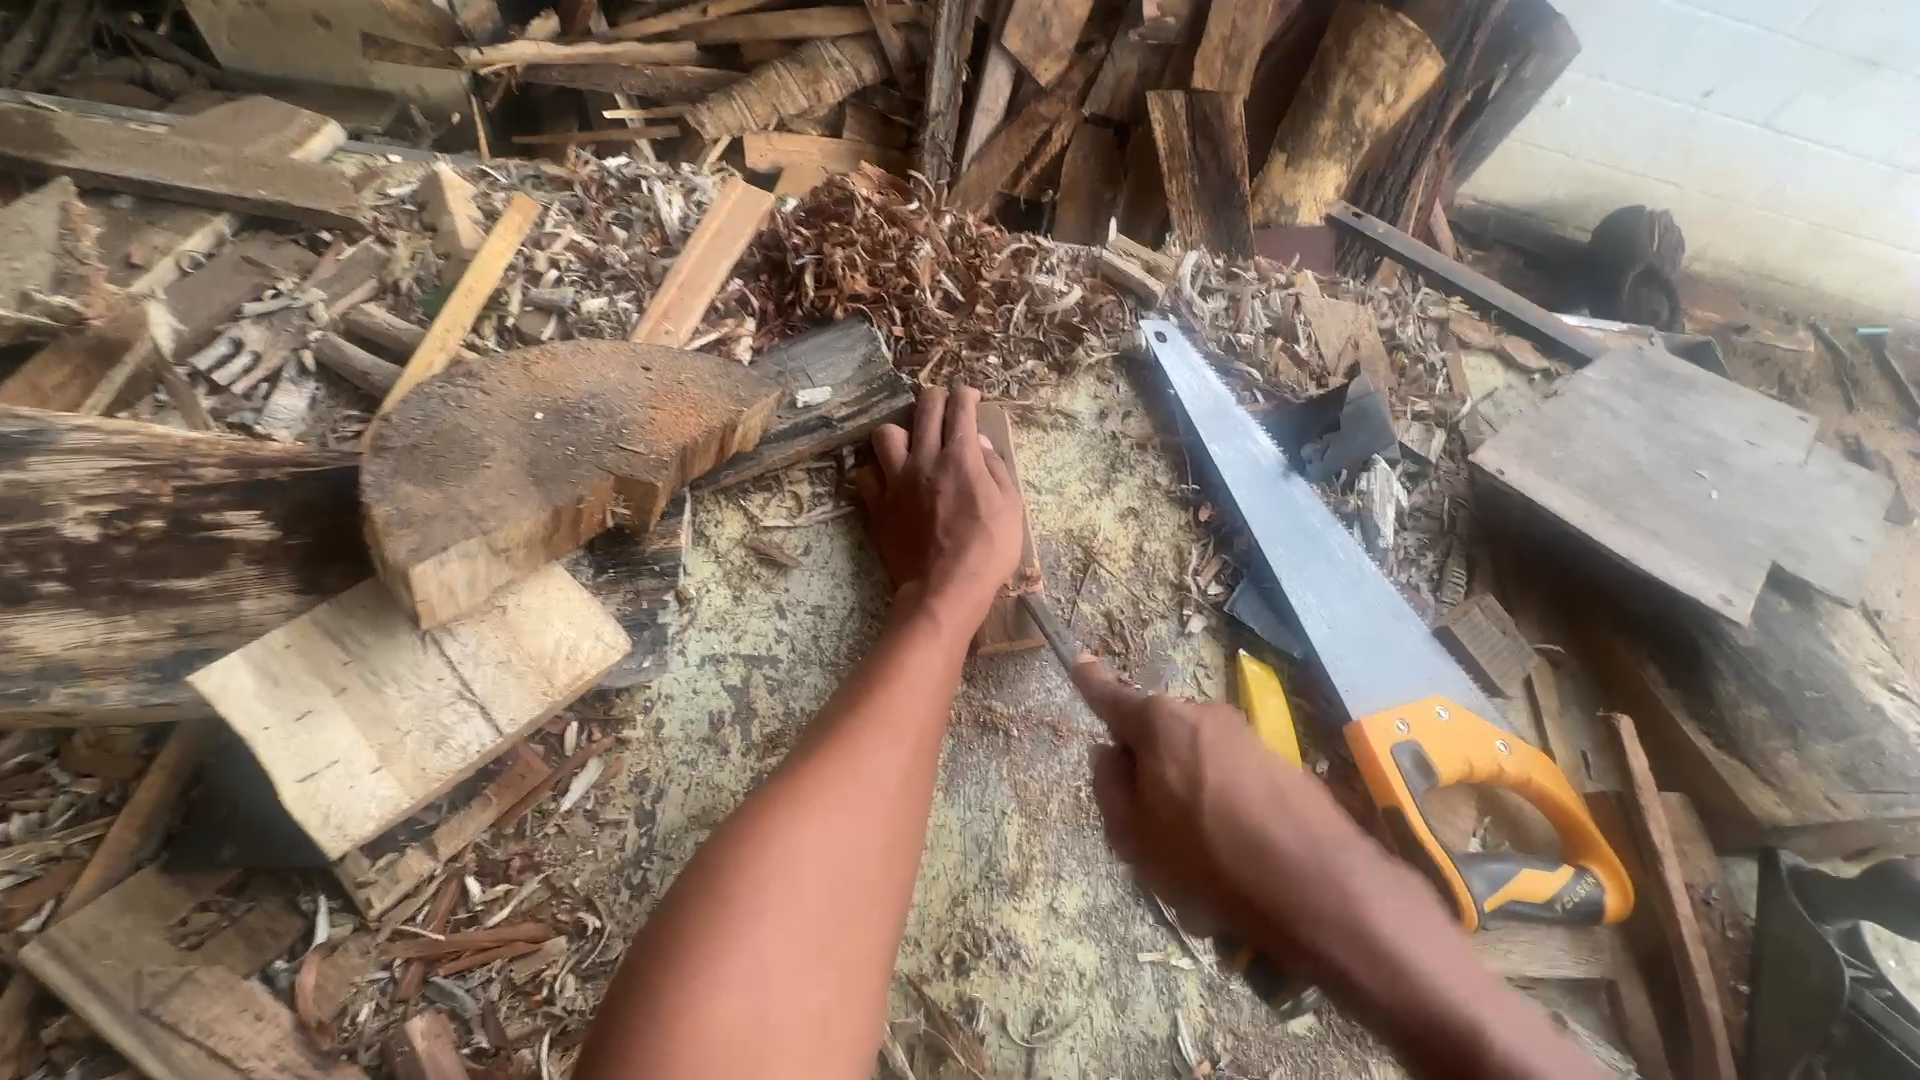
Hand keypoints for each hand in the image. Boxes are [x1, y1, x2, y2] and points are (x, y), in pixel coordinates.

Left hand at [853, 385, 1024, 628]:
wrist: (944, 591)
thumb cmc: (987, 552)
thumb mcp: (1011, 507)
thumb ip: (995, 469)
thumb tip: (979, 444)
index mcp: (960, 458)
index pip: (960, 408)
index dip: (967, 395)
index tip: (971, 397)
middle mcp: (923, 460)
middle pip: (924, 408)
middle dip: (937, 397)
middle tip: (945, 407)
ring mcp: (895, 483)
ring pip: (885, 434)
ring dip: (900, 433)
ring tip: (910, 445)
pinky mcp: (877, 507)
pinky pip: (865, 475)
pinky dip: (876, 472)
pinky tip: (888, 480)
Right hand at [1074, 658, 1419, 965]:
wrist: (1316, 884)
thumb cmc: (1204, 857)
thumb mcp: (1131, 834)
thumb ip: (1109, 786)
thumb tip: (1110, 754)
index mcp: (1158, 723)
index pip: (1112, 698)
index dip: (1091, 684)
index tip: (1080, 662)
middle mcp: (1202, 715)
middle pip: (1159, 734)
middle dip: (1149, 766)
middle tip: (1150, 824)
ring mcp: (1246, 735)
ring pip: (1197, 758)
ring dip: (1189, 790)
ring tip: (1198, 853)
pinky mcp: (1282, 761)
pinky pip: (1233, 778)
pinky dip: (1225, 805)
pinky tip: (1236, 855)